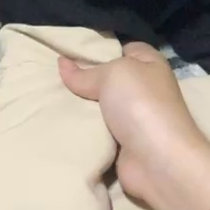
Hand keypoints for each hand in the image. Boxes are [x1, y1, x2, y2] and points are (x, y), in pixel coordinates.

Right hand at [58, 43, 209, 205]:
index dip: (100, 49)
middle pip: (108, 79)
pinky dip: (84, 130)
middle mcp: (145, 88)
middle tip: (53, 76)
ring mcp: (135, 118)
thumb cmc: (141, 105)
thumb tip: (62, 63)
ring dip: (81, 107)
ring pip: (100, 106)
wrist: (158, 161)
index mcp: (150, 64)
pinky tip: (61, 123)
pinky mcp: (124, 143)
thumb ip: (85, 72)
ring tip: (50, 98)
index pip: (123, 48)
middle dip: (84, 79)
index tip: (70, 52)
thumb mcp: (112, 74)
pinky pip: (98, 131)